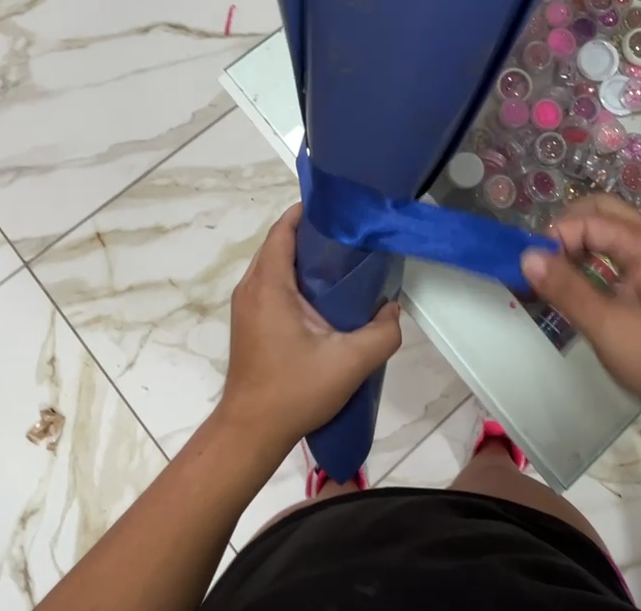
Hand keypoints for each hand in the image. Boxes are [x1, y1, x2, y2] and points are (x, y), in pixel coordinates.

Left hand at [219, 203, 402, 453]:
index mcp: (269, 286)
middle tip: (352, 234)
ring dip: (305, 258)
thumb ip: (382, 333)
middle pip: (280, 244)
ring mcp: (247, 307)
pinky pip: (273, 284)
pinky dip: (296, 277)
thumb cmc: (294, 391)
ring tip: (344, 260)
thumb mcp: (350, 363)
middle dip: (313, 233)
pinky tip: (326, 293)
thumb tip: (393, 310)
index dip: (307, 213)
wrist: (251, 432)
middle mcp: (252, 289)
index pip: (283, 231)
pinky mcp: (250, 323)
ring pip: (276, 265)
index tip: (339, 207)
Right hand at [521, 196, 640, 419]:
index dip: (559, 236)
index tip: (536, 267)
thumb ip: (565, 287)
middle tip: (545, 263)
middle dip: (569, 229)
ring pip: (610, 230)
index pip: (593, 219)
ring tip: (556, 275)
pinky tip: (577, 285)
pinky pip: (617, 252)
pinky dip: (593, 258)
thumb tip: (526, 256)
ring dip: (580, 242)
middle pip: (603, 212)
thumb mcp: (606, 326)